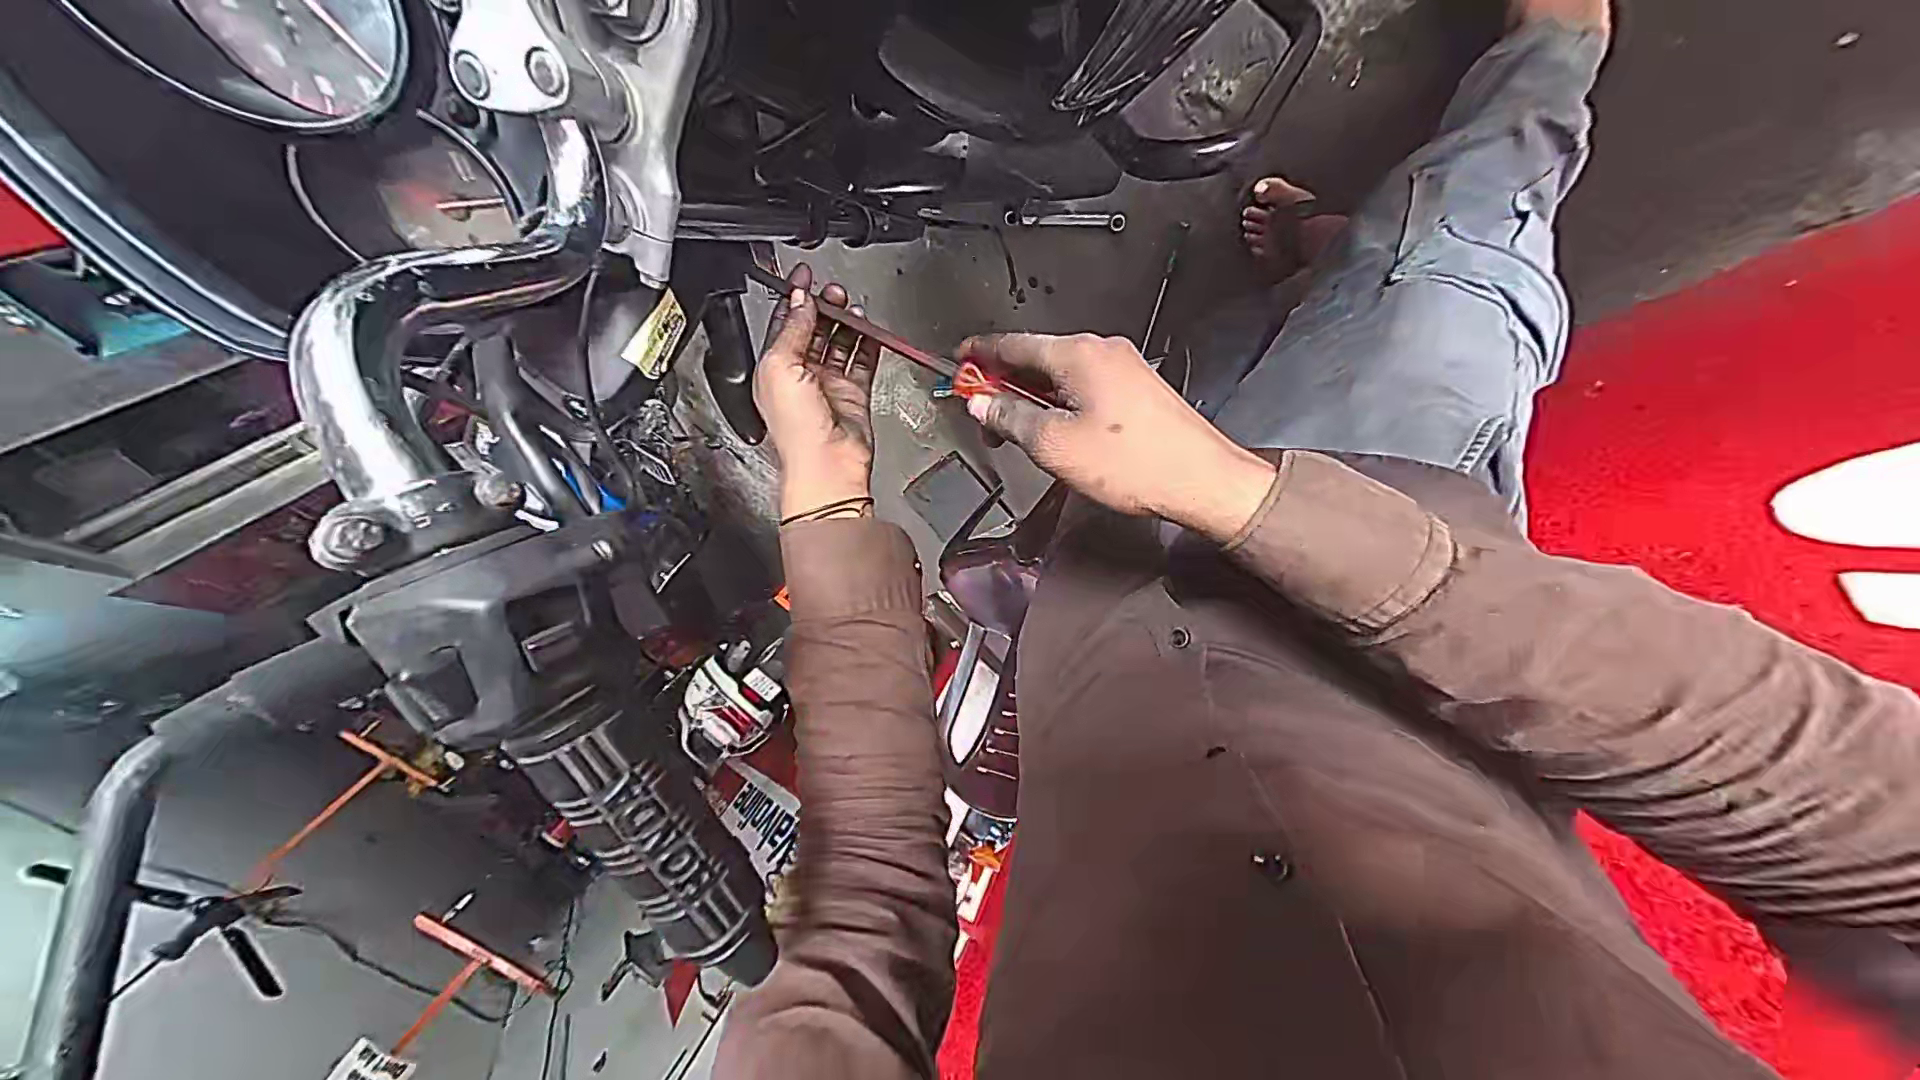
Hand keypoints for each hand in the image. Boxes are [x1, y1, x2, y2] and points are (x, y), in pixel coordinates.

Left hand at [753, 264, 880, 520]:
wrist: (827, 463)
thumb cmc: (796, 430)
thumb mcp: (780, 366)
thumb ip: (792, 329)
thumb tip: (800, 301)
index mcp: (774, 368)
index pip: (783, 323)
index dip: (793, 297)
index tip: (804, 275)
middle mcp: (801, 376)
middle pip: (813, 329)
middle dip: (822, 306)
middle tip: (833, 291)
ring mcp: (829, 385)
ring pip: (839, 342)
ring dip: (845, 321)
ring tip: (851, 304)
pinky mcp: (854, 395)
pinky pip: (863, 362)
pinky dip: (867, 343)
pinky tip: (869, 329)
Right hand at [957, 333, 1276, 542]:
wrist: (1201, 480)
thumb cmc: (1136, 464)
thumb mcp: (1054, 445)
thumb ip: (1010, 418)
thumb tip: (982, 403)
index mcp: (1078, 354)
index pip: (1012, 343)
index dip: (978, 353)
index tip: (958, 361)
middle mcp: (1102, 350)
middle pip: (1035, 357)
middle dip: (1002, 382)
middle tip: (980, 411)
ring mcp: (1122, 368)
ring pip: (1058, 373)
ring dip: (1029, 397)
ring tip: (1012, 430)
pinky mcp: (1133, 388)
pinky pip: (1081, 385)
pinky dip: (1057, 402)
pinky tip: (1050, 429)